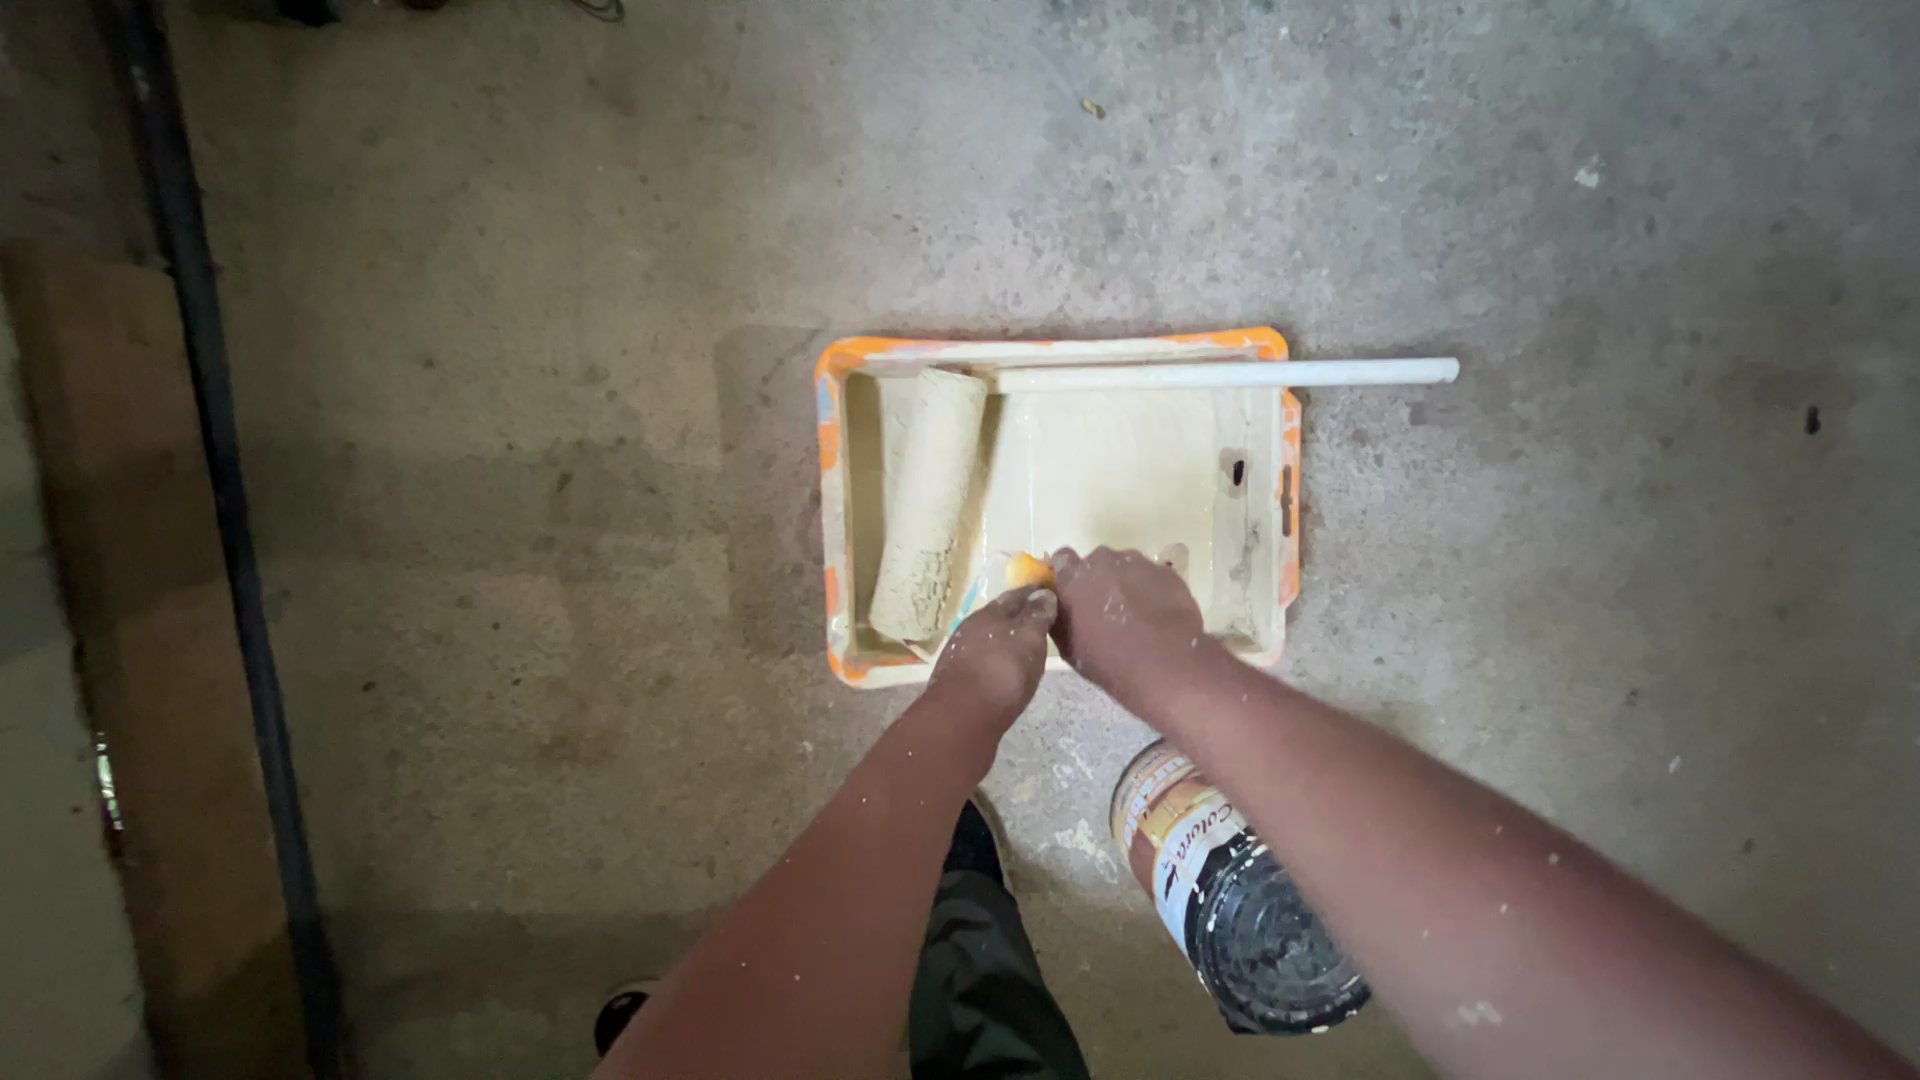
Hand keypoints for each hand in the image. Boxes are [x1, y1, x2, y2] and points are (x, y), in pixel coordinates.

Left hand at [925, 585, 1056, 726]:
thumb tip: (1043, 592)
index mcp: (989, 613)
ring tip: (1027, 645)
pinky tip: (1007, 668)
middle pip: (1000, 615)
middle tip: (1042, 618)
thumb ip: (1037, 614)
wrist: (962, 717)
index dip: (1034, 593)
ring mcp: (962, 653)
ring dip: (1007, 637)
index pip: (1016, 595)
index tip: (1051, 593)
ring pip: (991, 637)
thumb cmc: (1002, 672)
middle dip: (1019, 614)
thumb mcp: (1028, 638)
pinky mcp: (959, 678)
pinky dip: (999, 658)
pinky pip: (985, 659)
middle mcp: (972, 628)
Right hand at [1048, 547, 1206, 704]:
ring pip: (1124, 567)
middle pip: (1095, 562)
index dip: (1067, 573)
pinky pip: (1150, 576)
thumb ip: (1059, 616)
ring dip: (1124, 583)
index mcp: (1073, 577)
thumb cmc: (1110, 660)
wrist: (1168, 661)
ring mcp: (1136, 562)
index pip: (1061, 558)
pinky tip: (1156, 614)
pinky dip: (1150, 589)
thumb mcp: (1068, 646)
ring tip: (1135, 613)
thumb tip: (1058, 605)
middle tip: (1105, 608)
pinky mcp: (1164, 571)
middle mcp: (1101, 560)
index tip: (1072, 590)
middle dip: (1097, 579)